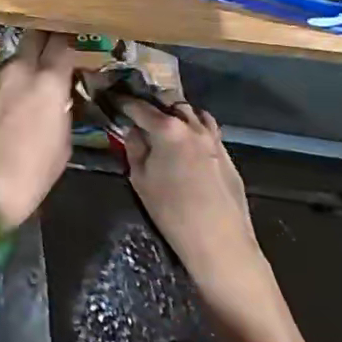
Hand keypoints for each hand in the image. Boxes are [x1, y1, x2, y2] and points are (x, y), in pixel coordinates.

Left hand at [0, 31, 74, 227]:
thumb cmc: (26, 176)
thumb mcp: (61, 148)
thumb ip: (61, 114)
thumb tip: (58, 102)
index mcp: (48, 81)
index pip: (62, 44)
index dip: (69, 44)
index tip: (75, 48)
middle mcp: (18, 69)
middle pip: (33, 38)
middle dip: (43, 42)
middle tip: (52, 54)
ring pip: (12, 60)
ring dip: (21, 68)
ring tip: (26, 89)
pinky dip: (2, 88)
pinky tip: (2, 108)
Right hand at [122, 100, 268, 302]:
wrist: (220, 241)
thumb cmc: (172, 212)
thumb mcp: (140, 180)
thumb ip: (134, 148)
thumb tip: (133, 131)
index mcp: (167, 129)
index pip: (140, 107)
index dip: (124, 102)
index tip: (114, 100)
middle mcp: (193, 125)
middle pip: (170, 102)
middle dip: (153, 103)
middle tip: (139, 112)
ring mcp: (213, 138)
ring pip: (193, 112)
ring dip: (177, 113)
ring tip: (166, 124)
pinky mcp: (227, 153)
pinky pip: (208, 129)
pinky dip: (195, 127)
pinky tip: (188, 142)